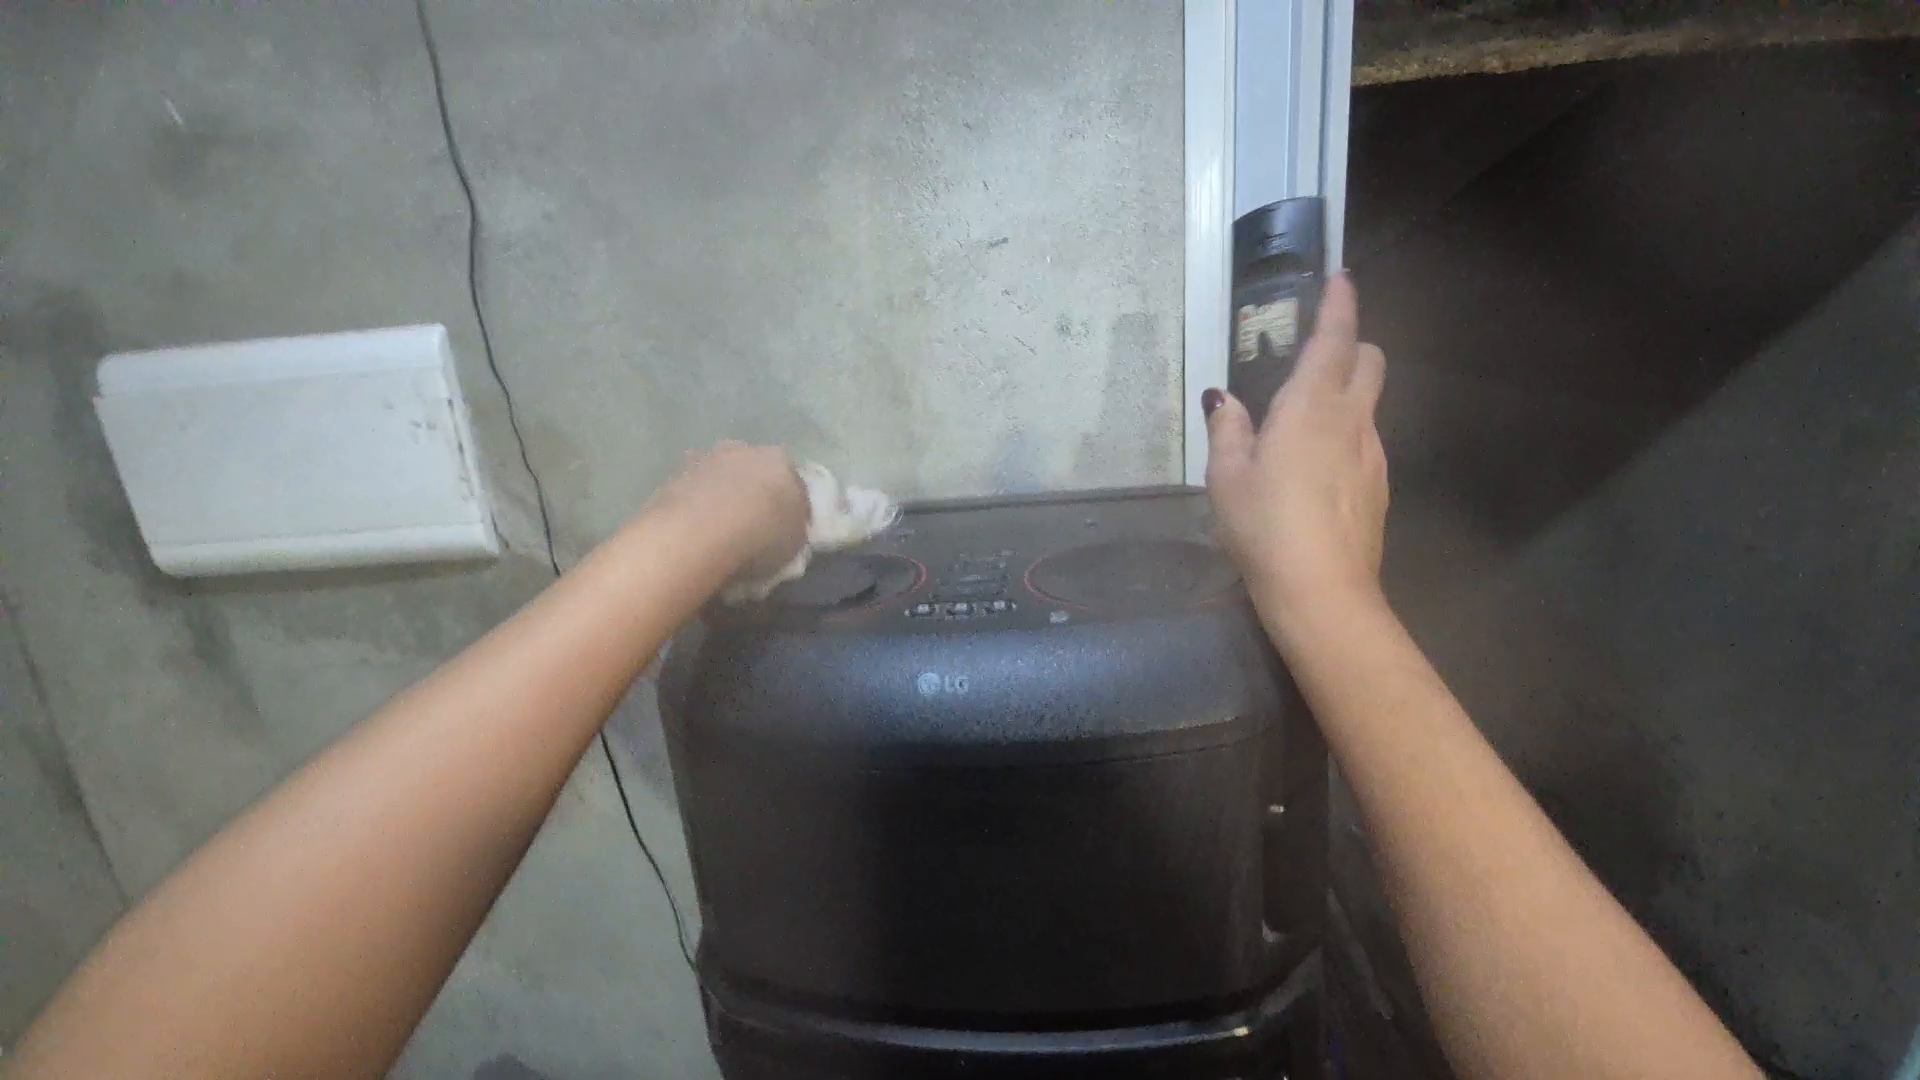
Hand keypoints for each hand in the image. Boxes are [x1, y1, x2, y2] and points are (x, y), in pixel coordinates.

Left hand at [647, 441, 808, 580]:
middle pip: (755, 472)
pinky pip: (693, 490)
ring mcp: (706, 458)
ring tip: (719, 531)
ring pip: (721, 476)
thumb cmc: (759, 538)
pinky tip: (695, 531)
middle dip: (755, 494)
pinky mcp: (672, 473)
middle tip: (752, 527)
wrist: (697, 535)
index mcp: (782, 462)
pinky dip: (696, 505)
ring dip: (722, 496)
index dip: (792, 506)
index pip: (795, 482)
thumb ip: (795, 528)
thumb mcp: (794, 544)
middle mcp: (745, 450)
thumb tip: (788, 527)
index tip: (786, 529)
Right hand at [1205, 274, 1388, 627]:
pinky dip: (1345, 435)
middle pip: (1368, 361)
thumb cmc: (1264, 526)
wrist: (1322, 591)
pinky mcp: (1378, 487)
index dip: (1339, 304)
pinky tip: (1315, 471)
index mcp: (1311, 407)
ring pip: (1368, 403)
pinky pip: (1364, 441)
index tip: (1341, 278)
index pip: (1334, 339)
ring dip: (1345, 395)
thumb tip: (1223, 399)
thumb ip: (1227, 430)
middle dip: (1350, 345)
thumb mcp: (1226, 477)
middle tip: (1314, 356)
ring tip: (1302, 425)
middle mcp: (1352, 421)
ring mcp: (1373, 455)